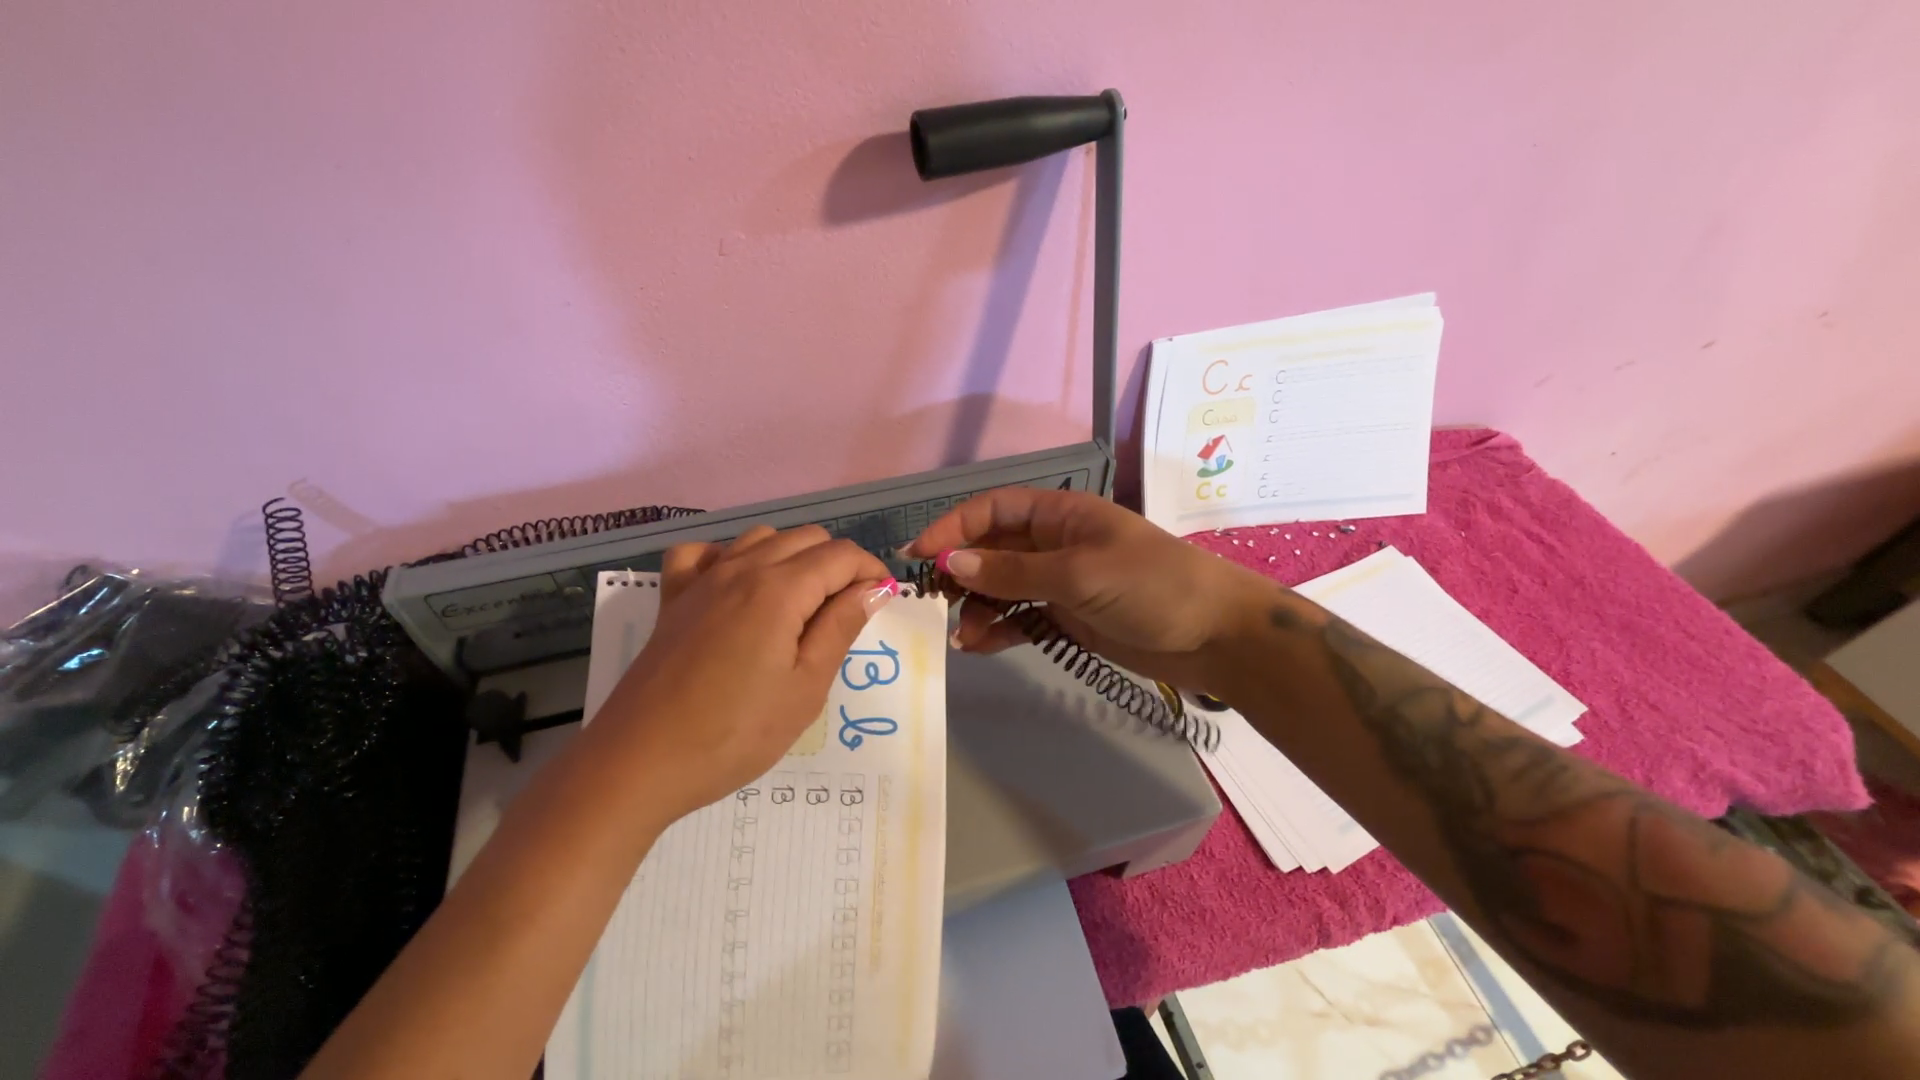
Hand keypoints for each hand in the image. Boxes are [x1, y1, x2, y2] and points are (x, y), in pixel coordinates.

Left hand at [594, 526, 895, 819]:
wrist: (641, 761)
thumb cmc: (736, 734)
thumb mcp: (805, 687)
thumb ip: (841, 628)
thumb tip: (873, 589)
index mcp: (780, 589)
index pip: (840, 555)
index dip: (871, 571)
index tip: (884, 601)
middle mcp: (741, 568)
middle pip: (805, 538)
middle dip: (837, 563)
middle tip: (848, 611)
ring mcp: (701, 580)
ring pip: (760, 538)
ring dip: (792, 556)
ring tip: (802, 603)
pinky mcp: (672, 599)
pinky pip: (705, 553)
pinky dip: (732, 557)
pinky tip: (739, 588)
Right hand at [903, 488, 1277, 692]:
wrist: (1215, 636)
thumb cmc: (1151, 587)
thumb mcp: (1078, 573)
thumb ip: (1012, 571)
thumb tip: (950, 562)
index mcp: (1060, 515)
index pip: (993, 509)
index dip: (953, 527)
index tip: (918, 554)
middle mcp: (1055, 544)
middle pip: (992, 549)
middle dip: (959, 571)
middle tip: (931, 602)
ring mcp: (1061, 582)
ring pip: (1002, 587)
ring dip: (976, 606)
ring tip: (958, 634)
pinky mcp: (1069, 618)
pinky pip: (1021, 618)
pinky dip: (998, 629)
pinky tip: (977, 646)